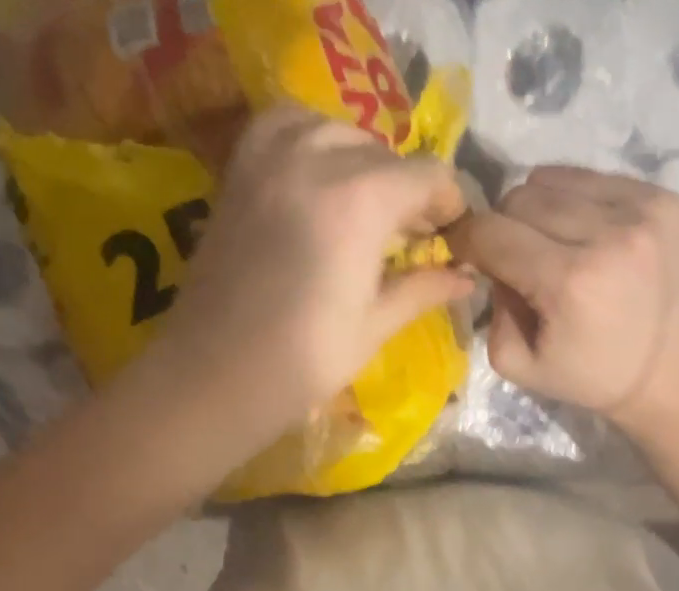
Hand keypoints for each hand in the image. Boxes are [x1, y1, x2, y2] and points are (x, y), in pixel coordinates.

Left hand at [146, 107, 470, 434]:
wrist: (212, 376)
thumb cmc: (301, 362)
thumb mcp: (373, 326)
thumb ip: (422, 288)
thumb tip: (466, 277)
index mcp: (362, 199)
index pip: (429, 175)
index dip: (449, 203)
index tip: (450, 235)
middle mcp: (317, 158)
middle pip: (384, 153)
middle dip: (406, 188)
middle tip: (409, 234)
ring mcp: (270, 159)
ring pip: (336, 131)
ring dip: (360, 159)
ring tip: (364, 204)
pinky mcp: (238, 171)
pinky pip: (282, 126)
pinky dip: (307, 136)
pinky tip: (315, 174)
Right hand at [447, 166, 678, 421]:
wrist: (672, 372)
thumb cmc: (590, 376)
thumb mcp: (518, 364)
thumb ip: (491, 309)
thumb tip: (492, 262)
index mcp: (567, 281)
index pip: (491, 232)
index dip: (468, 240)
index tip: (467, 253)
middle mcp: (607, 234)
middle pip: (519, 198)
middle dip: (504, 225)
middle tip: (514, 256)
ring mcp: (641, 210)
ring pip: (553, 179)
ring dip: (538, 209)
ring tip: (550, 242)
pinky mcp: (663, 198)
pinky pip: (592, 178)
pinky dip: (575, 200)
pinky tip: (585, 233)